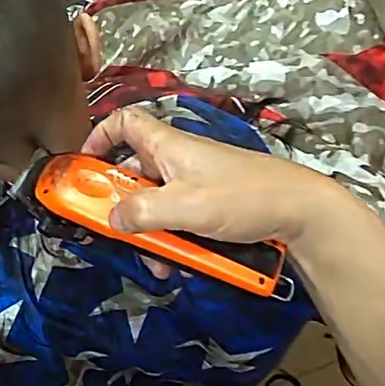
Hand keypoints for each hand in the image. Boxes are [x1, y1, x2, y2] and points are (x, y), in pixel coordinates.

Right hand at [82, 106, 359, 246]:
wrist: (300, 210)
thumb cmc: (241, 197)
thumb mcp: (184, 207)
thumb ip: (142, 212)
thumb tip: (110, 220)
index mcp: (168, 146)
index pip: (124, 123)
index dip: (99, 137)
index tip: (84, 167)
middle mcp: (178, 159)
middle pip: (134, 173)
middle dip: (122, 204)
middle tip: (116, 232)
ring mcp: (195, 182)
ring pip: (156, 202)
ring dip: (150, 231)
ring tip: (158, 261)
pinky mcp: (211, 204)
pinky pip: (179, 218)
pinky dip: (173, 237)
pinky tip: (179, 262)